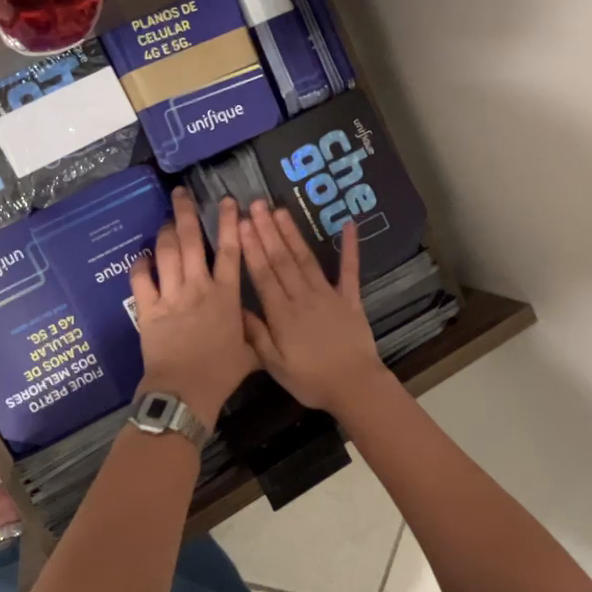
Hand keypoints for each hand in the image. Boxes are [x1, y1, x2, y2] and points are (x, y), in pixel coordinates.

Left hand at [129, 189, 256, 424]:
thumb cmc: (221, 374)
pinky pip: (141, 278)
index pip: (231, 250)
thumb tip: (263, 320)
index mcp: (226, 295)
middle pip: (193, 241)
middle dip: (187, 212)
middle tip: (181, 193)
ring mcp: (171, 296)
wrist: (185, 392)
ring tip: (167, 219)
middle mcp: (198, 287)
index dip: (229, 222)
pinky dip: (141, 263)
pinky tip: (142, 255)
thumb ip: (256, 331)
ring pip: (167, 252)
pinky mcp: (147, 309)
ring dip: (166, 231)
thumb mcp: (251, 352)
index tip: (228, 201)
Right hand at [240, 199, 393, 415]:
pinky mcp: (350, 298)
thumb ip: (256, 335)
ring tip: (279, 210)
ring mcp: (328, 295)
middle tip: (255, 204)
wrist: (354, 386)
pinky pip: (349, 269)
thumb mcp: (274, 365)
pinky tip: (348, 224)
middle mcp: (302, 297)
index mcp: (281, 314)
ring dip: (292, 233)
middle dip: (267, 231)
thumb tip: (236, 307)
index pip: (263, 274)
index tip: (240, 224)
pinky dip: (350, 247)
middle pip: (281, 260)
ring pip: (305, 258)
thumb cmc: (310, 380)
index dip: (251, 247)